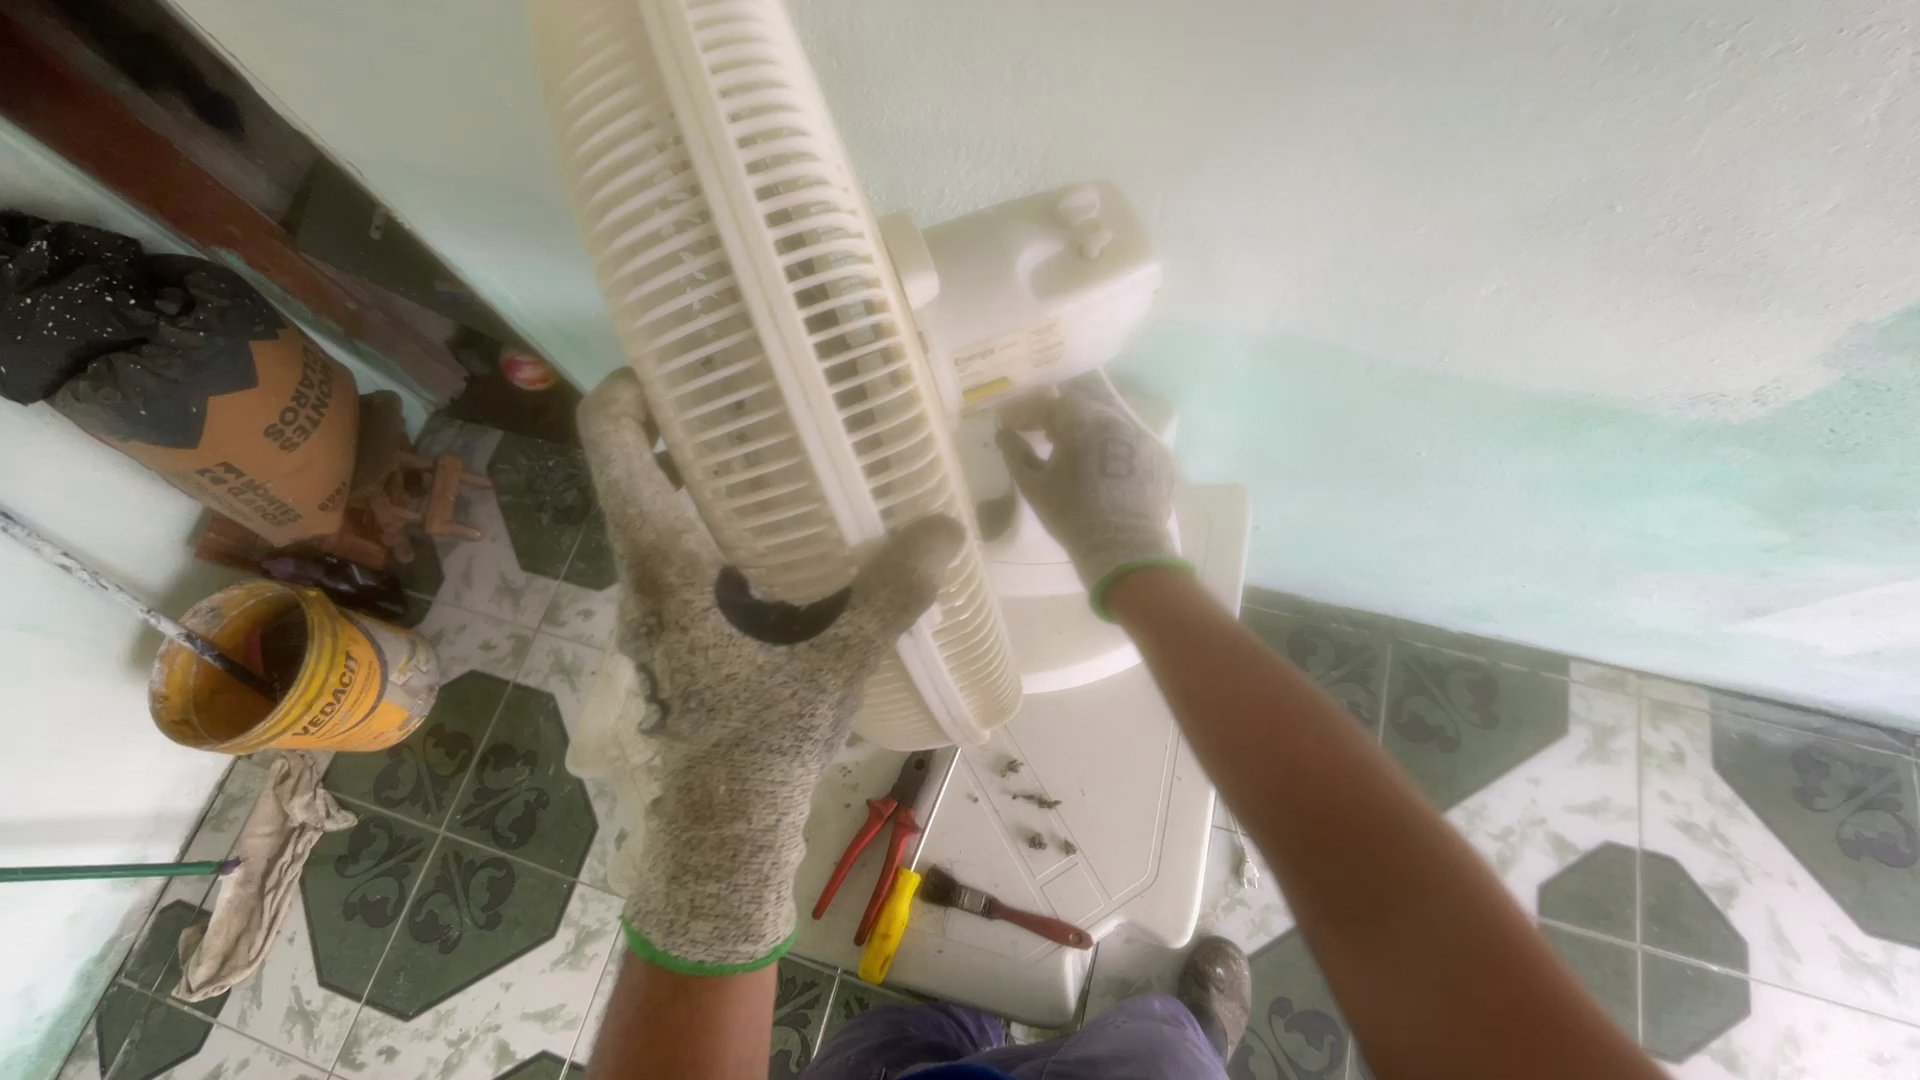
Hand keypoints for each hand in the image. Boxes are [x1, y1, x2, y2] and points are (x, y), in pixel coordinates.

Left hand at [572, 369, 963, 971]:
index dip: (632, 391)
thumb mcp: (832, 671)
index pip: (614, 453)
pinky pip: (690, 549)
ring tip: (775, 444)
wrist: (721, 830)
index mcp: (664, 569)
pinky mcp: (680, 627)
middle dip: (683, 422)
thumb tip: (947, 530)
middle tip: (756, 391)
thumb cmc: (760, 749)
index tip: (682, 360)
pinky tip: (787, 527)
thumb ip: (888, 600)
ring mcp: (658, 602)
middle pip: (637, 470)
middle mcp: (646, 575)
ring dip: (702, 471)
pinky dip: (724, 519)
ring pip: (662, 511)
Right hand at [995, 373, 1187, 617]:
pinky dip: (1112, 446)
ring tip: (1074, 451)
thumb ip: (1016, 454)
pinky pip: (1130, 440)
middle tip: (1044, 435)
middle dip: (1059, 416)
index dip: (1029, 411)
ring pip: (1109, 420)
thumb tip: (1004, 433)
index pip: (1051, 402)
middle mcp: (1116, 420)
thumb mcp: (1034, 486)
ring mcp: (1142, 436)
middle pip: (1082, 405)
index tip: (1015, 425)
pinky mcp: (1158, 456)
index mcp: (1083, 422)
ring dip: (1088, 429)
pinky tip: (1104, 467)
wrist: (1124, 548)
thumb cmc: (1072, 516)